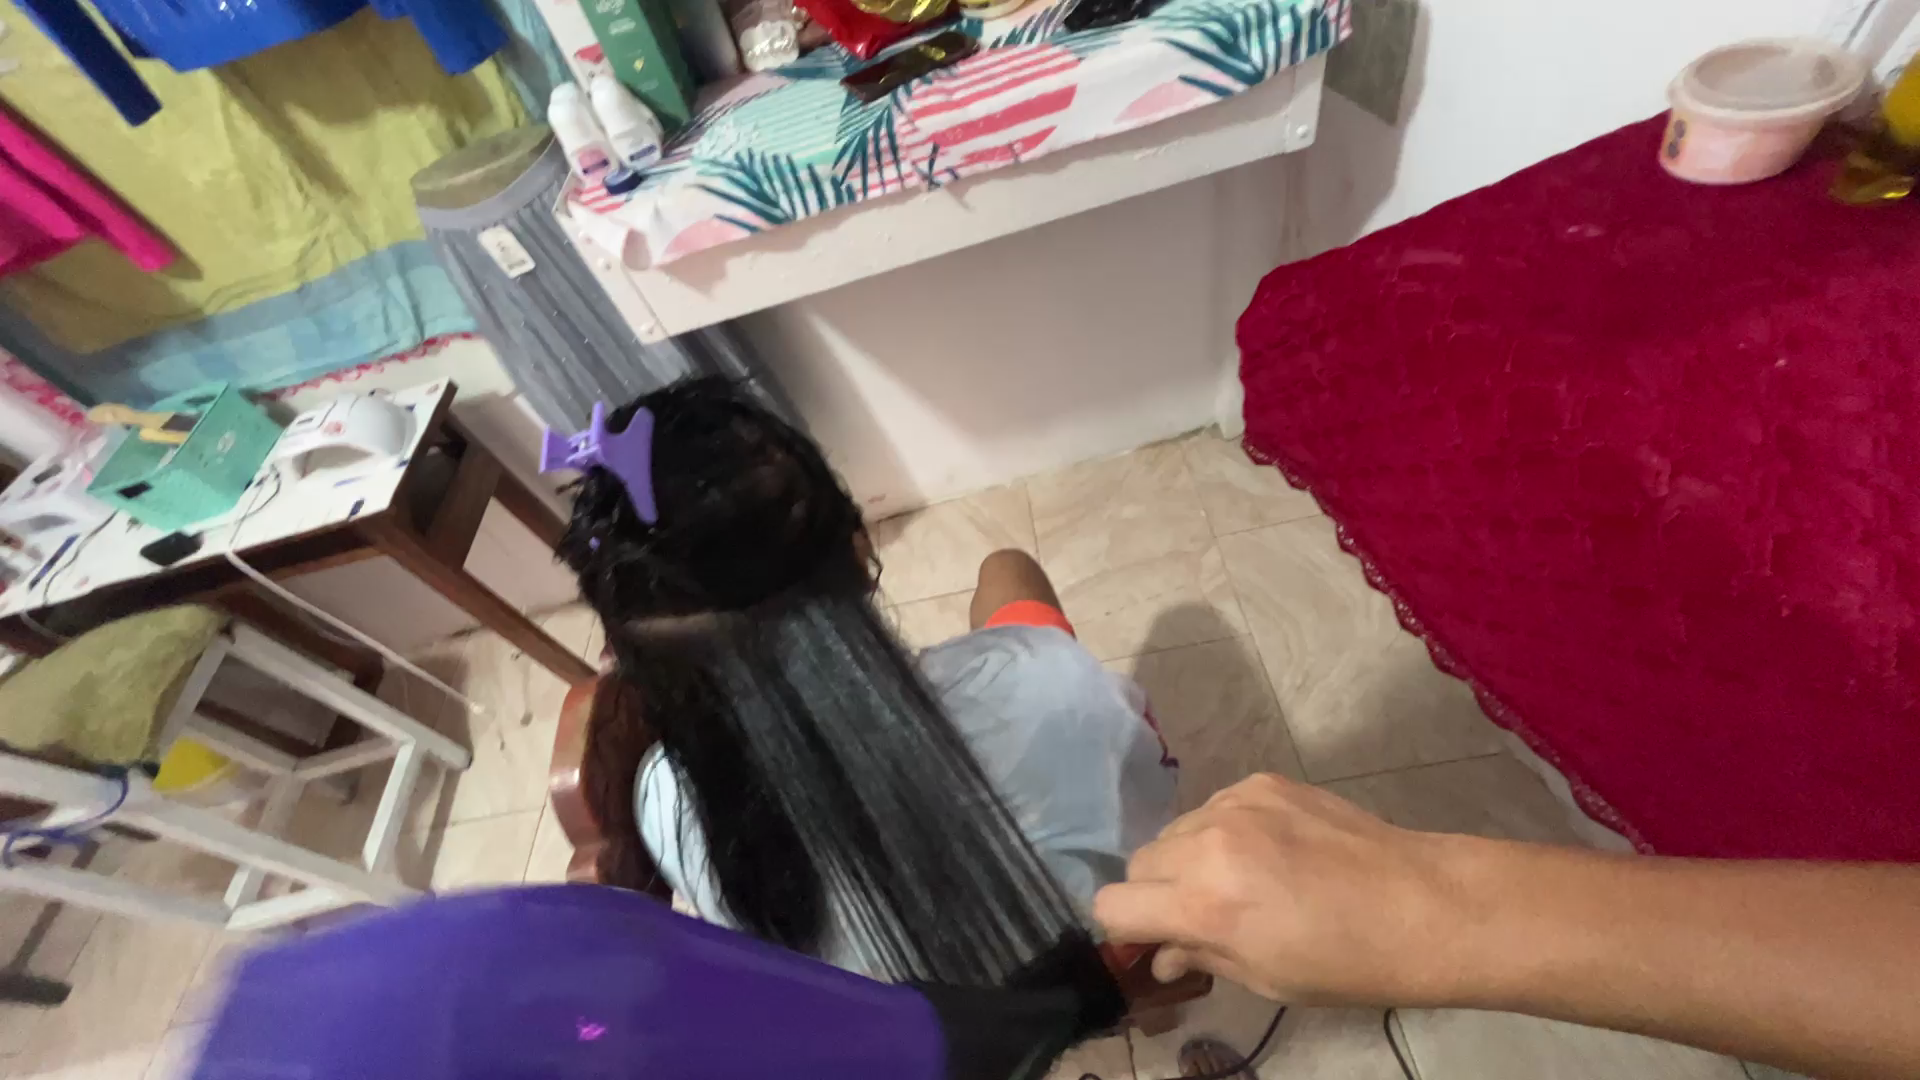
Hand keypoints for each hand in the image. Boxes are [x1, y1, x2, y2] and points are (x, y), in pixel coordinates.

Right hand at [1093, 774, 1488, 1005]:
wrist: (1424, 904)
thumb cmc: (1348, 963)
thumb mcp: (1267, 979)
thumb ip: (1199, 957)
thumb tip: (1161, 954)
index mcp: (1205, 903)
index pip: (1113, 903)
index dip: (1126, 926)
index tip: (1153, 937)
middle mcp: (1206, 842)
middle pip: (1139, 861)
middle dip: (1157, 891)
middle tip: (1200, 911)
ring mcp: (1233, 803)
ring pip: (1174, 830)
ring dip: (1188, 858)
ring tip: (1241, 878)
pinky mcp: (1258, 782)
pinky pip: (1215, 808)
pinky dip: (1224, 832)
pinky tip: (1270, 850)